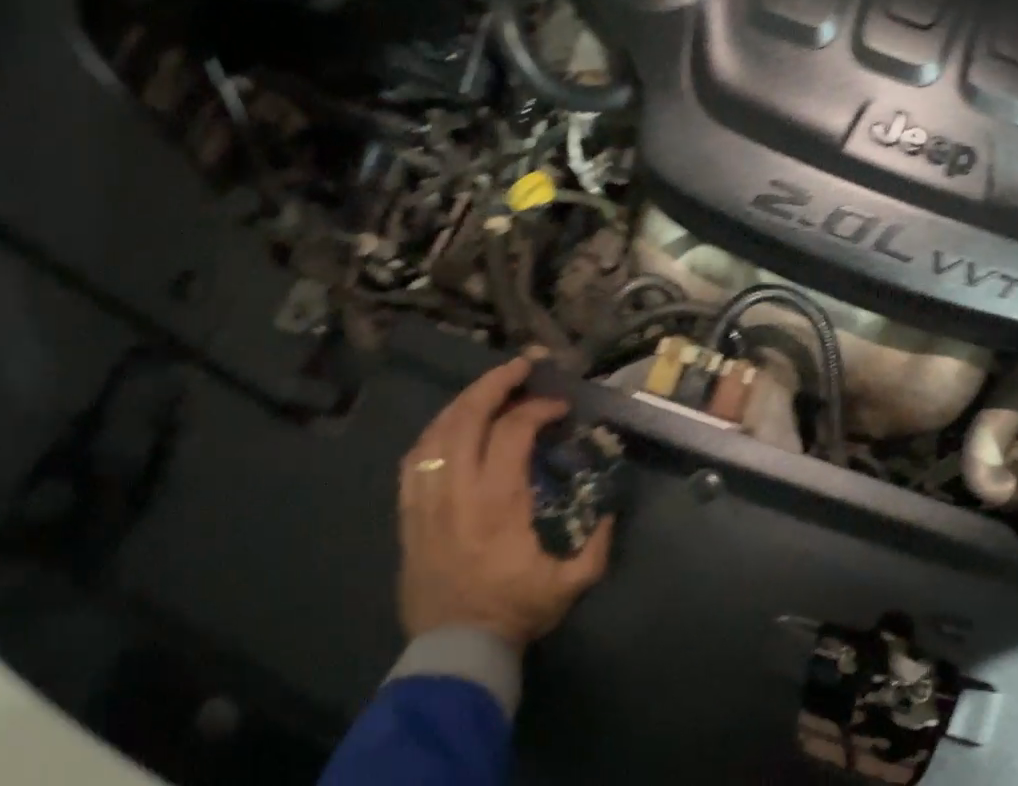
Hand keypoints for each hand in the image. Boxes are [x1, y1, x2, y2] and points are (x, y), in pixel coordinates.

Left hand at [397, 358, 612, 648]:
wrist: (455, 650)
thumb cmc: (515, 613)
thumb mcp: (570, 583)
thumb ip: (597, 545)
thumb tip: (608, 511)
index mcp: (498, 502)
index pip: (512, 432)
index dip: (537, 409)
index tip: (560, 407)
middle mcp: (457, 492)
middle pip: (467, 418)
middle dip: (495, 383)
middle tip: (522, 366)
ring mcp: (427, 501)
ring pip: (436, 433)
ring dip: (464, 402)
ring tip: (488, 388)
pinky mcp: (409, 515)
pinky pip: (413, 461)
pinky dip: (434, 434)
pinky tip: (450, 426)